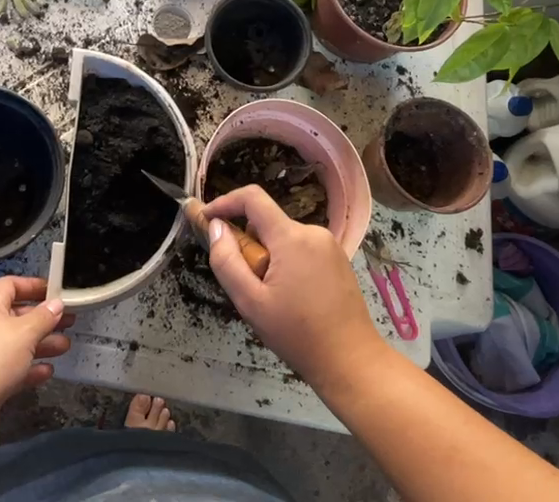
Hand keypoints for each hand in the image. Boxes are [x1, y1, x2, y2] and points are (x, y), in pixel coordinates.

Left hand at [0, 276, 73, 442]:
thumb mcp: (26, 332)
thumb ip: (44, 317)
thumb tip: (56, 304)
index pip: (9, 285)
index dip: (31, 285)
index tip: (53, 291)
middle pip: (16, 315)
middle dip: (43, 319)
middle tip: (68, 320)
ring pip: (17, 343)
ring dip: (41, 343)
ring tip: (65, 346)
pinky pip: (12, 367)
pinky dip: (29, 368)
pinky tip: (47, 371)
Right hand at [203, 186, 382, 383]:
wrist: (351, 361)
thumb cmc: (298, 335)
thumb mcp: (250, 303)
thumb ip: (227, 261)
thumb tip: (216, 227)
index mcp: (291, 237)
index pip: (252, 197)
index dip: (224, 202)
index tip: (207, 219)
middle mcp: (312, 232)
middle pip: (267, 222)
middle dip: (249, 245)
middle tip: (246, 285)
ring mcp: (329, 245)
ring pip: (282, 238)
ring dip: (268, 258)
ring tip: (272, 298)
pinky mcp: (337, 259)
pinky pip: (300, 249)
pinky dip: (286, 264)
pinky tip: (292, 299)